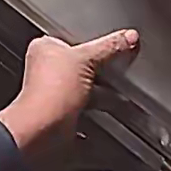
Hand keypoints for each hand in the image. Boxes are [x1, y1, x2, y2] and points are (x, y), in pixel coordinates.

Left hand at [0, 30, 138, 170]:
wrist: (42, 133)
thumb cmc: (50, 92)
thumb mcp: (87, 59)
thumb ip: (110, 47)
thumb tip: (129, 37)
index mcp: (45, 50)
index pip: (72, 41)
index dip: (92, 44)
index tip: (115, 45)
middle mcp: (47, 73)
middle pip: (82, 68)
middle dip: (102, 73)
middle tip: (123, 71)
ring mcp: (54, 97)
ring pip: (86, 92)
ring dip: (105, 96)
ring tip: (125, 98)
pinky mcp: (62, 119)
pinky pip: (87, 115)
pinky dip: (100, 116)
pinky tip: (114, 118)